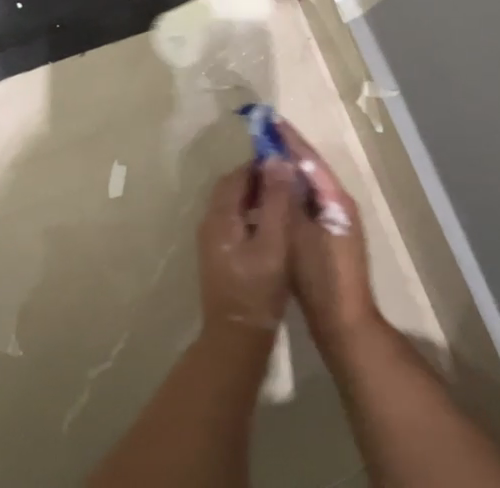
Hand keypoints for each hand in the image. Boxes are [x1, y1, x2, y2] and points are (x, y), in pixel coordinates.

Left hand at [196, 159, 298, 334]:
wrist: (236, 338)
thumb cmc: (257, 289)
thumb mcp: (274, 243)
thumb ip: (276, 201)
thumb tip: (277, 160)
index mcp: (220, 217)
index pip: (237, 176)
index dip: (260, 165)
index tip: (286, 162)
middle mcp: (210, 223)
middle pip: (232, 189)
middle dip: (258, 179)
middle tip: (288, 180)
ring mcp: (212, 241)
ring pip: (234, 206)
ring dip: (257, 197)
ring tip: (286, 200)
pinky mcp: (219, 256)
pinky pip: (235, 222)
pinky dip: (253, 215)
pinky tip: (275, 226)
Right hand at [279, 122, 381, 350]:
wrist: (343, 324)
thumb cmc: (321, 277)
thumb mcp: (298, 234)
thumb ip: (287, 197)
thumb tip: (275, 163)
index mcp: (335, 200)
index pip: (309, 160)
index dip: (289, 139)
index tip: (268, 119)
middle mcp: (338, 205)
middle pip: (309, 170)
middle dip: (285, 151)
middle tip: (258, 135)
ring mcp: (333, 223)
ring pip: (306, 188)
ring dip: (284, 172)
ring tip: (257, 159)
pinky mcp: (325, 238)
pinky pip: (303, 205)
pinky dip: (285, 195)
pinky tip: (266, 196)